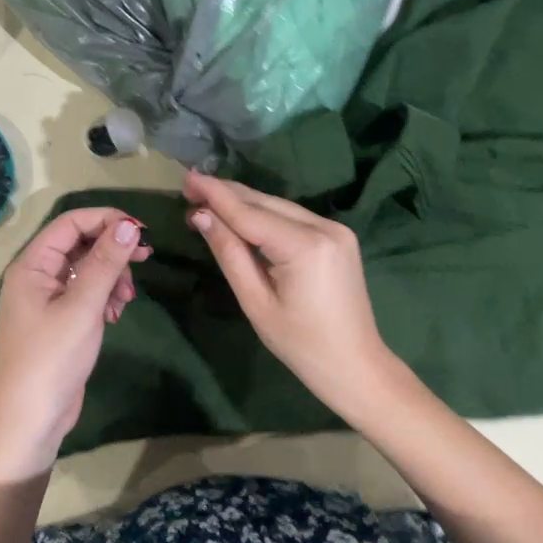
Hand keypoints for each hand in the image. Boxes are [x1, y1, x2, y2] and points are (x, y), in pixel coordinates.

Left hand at [0, 209, 146, 480]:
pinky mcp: (58, 320)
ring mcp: (46, 299)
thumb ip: (105, 263)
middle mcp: (35, 275)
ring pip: (86, 268)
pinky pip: (84, 293)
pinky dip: (104, 297)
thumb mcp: (83, 308)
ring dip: (111, 276)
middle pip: (79, 243)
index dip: (106, 220)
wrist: (30, 421)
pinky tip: (115, 314)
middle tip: (145, 259)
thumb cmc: (52, 360)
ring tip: (125, 300)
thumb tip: (128, 225)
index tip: (141, 232)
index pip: (70, 223)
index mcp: (31, 265)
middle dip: (112, 250)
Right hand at [182, 170, 392, 418]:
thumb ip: (229, 253)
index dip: (215, 194)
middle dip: (226, 194)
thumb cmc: (301, 344)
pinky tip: (240, 215)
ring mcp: (335, 229)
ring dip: (243, 203)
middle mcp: (324, 227)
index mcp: (305, 246)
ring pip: (278, 206)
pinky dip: (264, 214)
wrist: (356, 365)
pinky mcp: (337, 236)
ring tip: (206, 200)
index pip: (249, 213)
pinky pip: (292, 217)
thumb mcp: (255, 302)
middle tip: (189, 187)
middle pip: (264, 203)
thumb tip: (201, 216)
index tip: (186, 177)